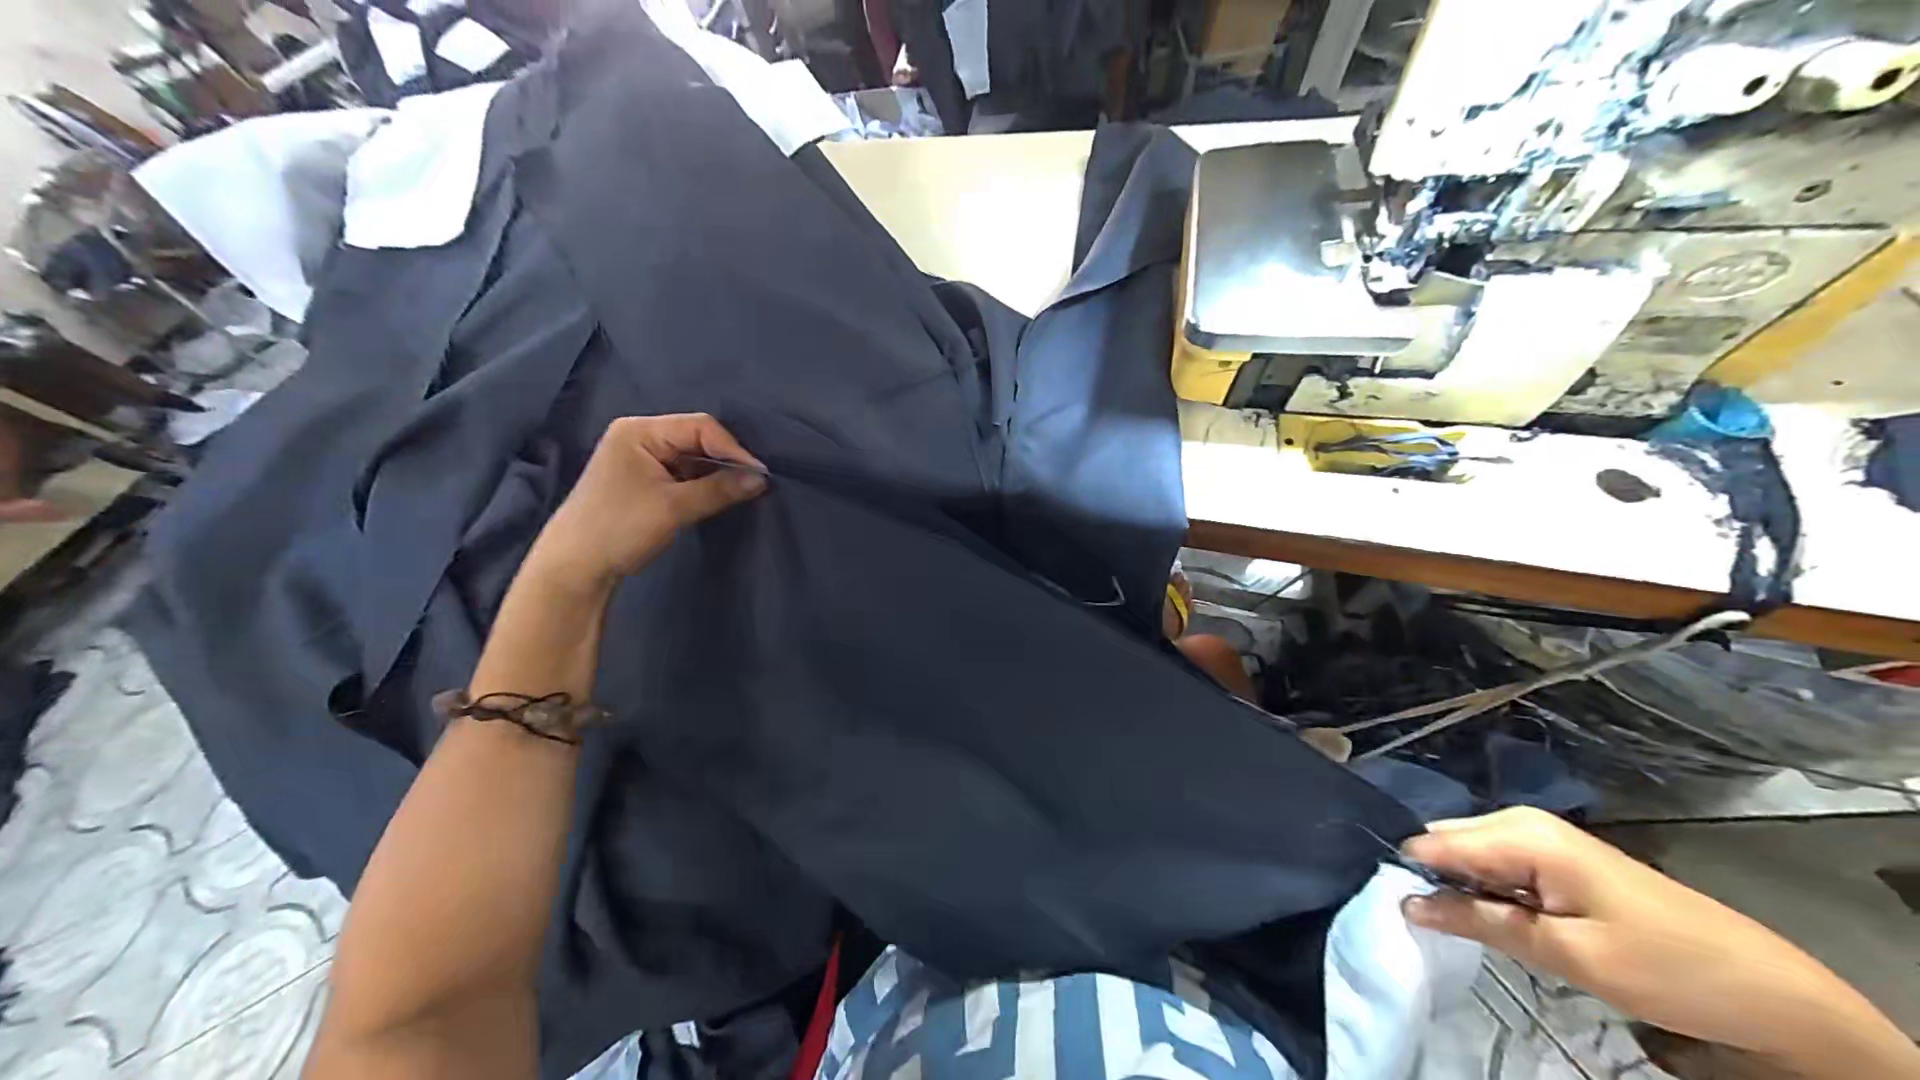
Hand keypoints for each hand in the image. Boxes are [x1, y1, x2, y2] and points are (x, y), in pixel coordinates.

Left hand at [521, 414, 765, 592]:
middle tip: (756, 482)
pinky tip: (720, 496)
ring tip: (743, 490)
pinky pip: (682, 473)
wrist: (574, 567)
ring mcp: (640, 458)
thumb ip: (720, 489)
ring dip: (716, 473)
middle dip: (726, 459)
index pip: (700, 427)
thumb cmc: (620, 528)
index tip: (761, 474)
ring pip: (692, 457)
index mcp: (640, 431)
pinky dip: (702, 483)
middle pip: (697, 438)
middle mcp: (639, 436)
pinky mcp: (643, 479)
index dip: (733, 449)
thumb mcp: (674, 508)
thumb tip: (762, 478)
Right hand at [1401, 808, 1917, 1078]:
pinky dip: (1485, 891)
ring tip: (1465, 927)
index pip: (1433, 843)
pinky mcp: (1555, 858)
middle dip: (1433, 879)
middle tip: (1434, 926)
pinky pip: (1495, 866)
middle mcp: (1524, 822)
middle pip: (1447, 842)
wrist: (1773, 991)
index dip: (1411, 876)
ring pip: (1468, 855)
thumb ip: (1481, 922)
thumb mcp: (1569, 954)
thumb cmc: (1668, 968)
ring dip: (1460, 888)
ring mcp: (1541, 838)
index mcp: (1523, 834)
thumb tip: (1407, 904)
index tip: (1401, 913)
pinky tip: (1497, 920)